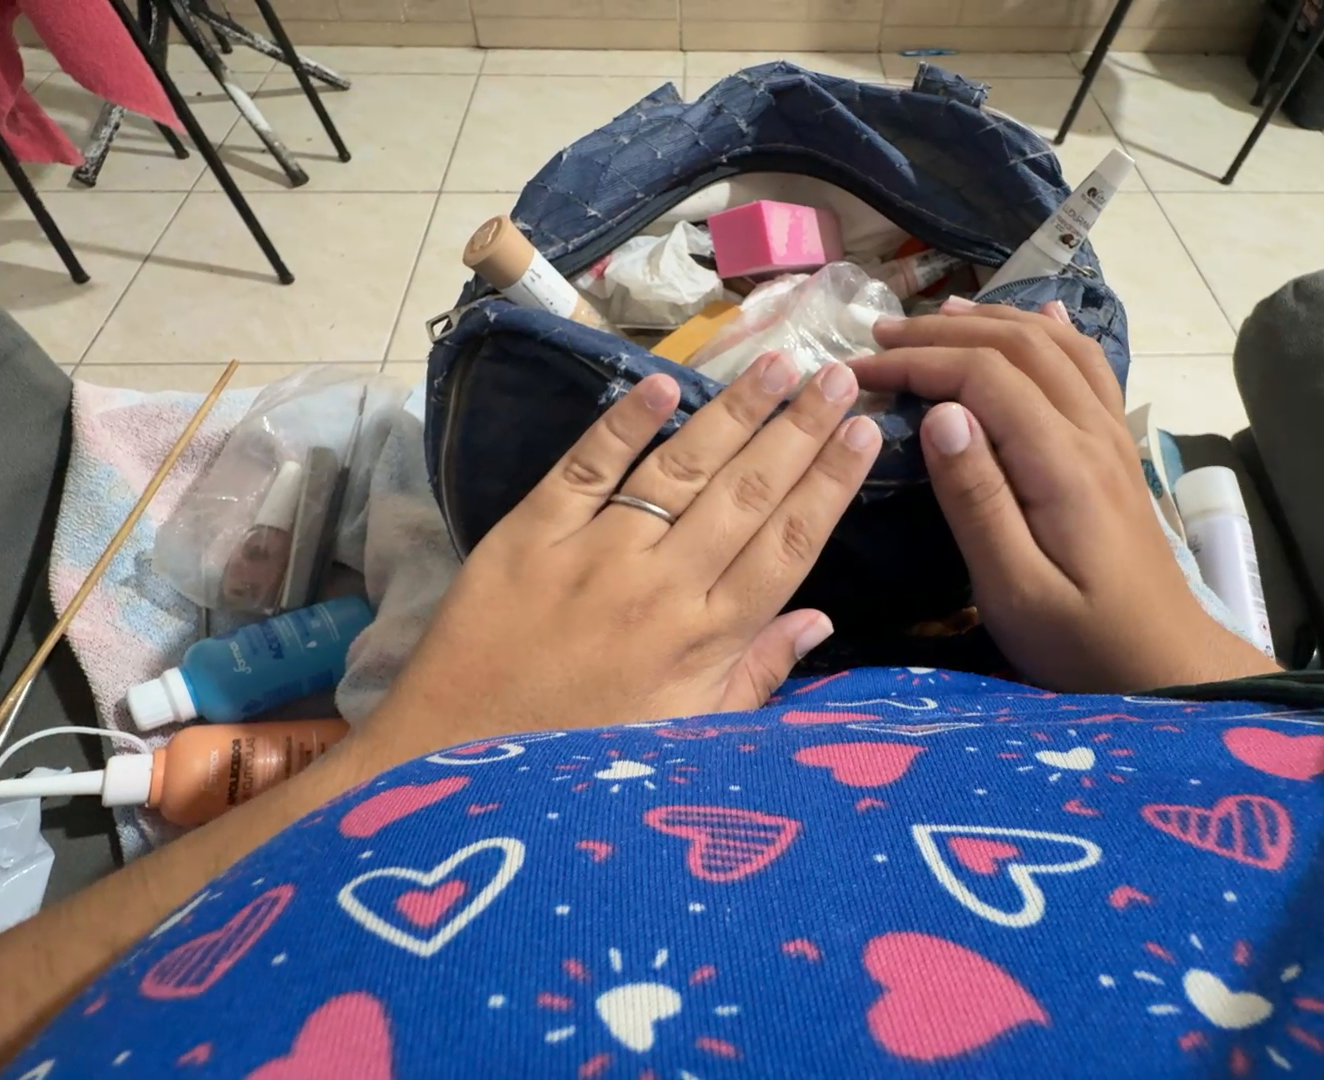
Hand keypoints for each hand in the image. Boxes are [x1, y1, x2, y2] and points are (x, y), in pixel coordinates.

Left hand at [367, 353, 879, 759]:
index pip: (788, 546)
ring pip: (681, 468)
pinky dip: (625, 421)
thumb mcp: (688, 737)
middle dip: (800, 430)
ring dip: (734, 413)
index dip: (831, 484)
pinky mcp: (532, 530)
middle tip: (837, 374)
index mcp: (706, 638)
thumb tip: (821, 620)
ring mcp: (595, 551)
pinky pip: (587, 466)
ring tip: (777, 365)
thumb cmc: (585, 751)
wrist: (459, 754)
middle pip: (747, 494)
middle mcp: (662, 584)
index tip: (864, 432)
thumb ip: (756, 676)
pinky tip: (665, 382)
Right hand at [850, 299, 1277, 691]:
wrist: (1164, 664)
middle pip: (1018, 346)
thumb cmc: (1079, 639)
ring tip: (936, 320)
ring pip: (1054, 346)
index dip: (917, 363)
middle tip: (879, 337)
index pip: (983, 377)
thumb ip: (977, 500)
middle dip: (942, 333)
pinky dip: (1050, 333)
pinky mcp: (1114, 450)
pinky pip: (1087, 367)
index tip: (861, 371)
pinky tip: (1036, 320)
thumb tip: (941, 415)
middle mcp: (1091, 431)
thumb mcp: (1013, 587)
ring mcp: (1110, 435)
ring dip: (992, 322)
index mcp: (1060, 462)